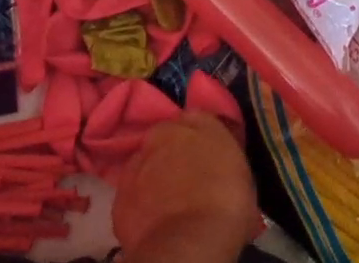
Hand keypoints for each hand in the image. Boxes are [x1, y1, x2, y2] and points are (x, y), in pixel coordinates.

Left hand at [114, 111, 260, 260]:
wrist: (191, 240)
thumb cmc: (228, 200)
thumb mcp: (239, 168)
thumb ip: (221, 154)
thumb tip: (215, 161)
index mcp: (200, 122)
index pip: (197, 119)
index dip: (199, 138)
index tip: (205, 154)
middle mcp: (165, 134)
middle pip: (166, 139)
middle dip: (172, 153)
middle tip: (186, 177)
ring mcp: (137, 164)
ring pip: (144, 165)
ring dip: (153, 176)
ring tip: (167, 201)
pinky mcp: (119, 198)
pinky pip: (131, 195)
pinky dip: (139, 203)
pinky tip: (152, 219)